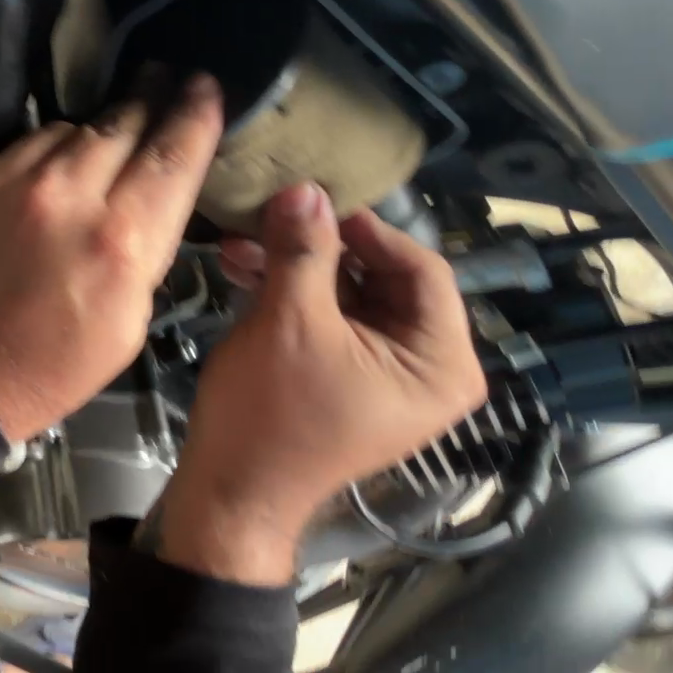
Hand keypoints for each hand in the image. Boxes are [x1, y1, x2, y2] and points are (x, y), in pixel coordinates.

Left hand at [0, 75, 224, 441]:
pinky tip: (34, 182)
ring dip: (85, 138)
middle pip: (118, 125)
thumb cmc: (47, 364)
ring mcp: (7, 182)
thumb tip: (147, 200)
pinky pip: (15, 150)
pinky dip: (35, 159)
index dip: (194, 114)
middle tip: (158, 80)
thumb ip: (144, 249)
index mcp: (120, 241)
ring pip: (64, 131)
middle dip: (144, 102)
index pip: (172, 156)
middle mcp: (65, 197)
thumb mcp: (127, 323)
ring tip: (91, 151)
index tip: (203, 84)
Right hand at [153, 183, 486, 584]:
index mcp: (440, 360)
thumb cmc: (274, 409)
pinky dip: (284, 291)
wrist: (232, 483)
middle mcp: (421, 364)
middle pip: (378, 279)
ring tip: (237, 242)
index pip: (421, 269)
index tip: (308, 201)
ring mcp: (377, 371)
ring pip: (341, 295)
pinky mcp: (336, 373)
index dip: (366, 230)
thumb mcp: (289, 322)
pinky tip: (238, 269)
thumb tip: (305, 188)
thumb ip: (302, 252)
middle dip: (317, 246)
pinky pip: (321, 318)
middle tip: (265, 216)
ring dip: (290, 265)